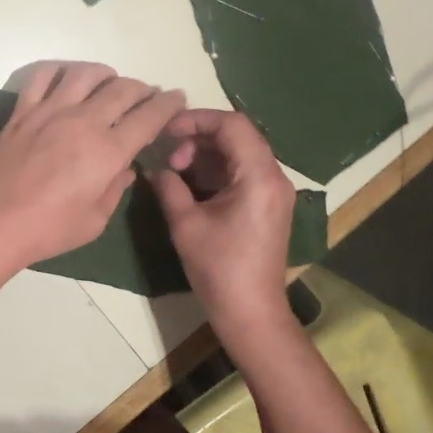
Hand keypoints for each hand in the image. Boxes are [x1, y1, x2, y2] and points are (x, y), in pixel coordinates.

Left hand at [0, 62, 184, 277]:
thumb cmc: (46, 231)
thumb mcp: (94, 221)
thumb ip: (115, 189)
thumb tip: (125, 168)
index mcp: (108, 151)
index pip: (148, 117)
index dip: (168, 105)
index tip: (177, 99)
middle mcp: (82, 122)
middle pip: (122, 89)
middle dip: (142, 88)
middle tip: (148, 95)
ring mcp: (48, 112)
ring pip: (85, 73)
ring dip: (105, 73)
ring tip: (111, 82)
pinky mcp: (20, 112)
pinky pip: (41, 76)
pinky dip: (60, 69)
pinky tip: (66, 76)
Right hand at [149, 110, 294, 328]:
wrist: (250, 311)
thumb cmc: (218, 268)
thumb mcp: (185, 224)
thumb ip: (169, 188)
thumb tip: (158, 170)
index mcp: (259, 176)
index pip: (232, 125)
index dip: (197, 120)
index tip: (167, 132)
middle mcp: (274, 177)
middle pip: (238, 136)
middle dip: (199, 139)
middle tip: (171, 160)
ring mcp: (274, 192)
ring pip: (239, 154)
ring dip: (206, 156)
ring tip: (176, 174)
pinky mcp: (267, 206)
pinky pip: (242, 174)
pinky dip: (216, 172)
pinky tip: (191, 188)